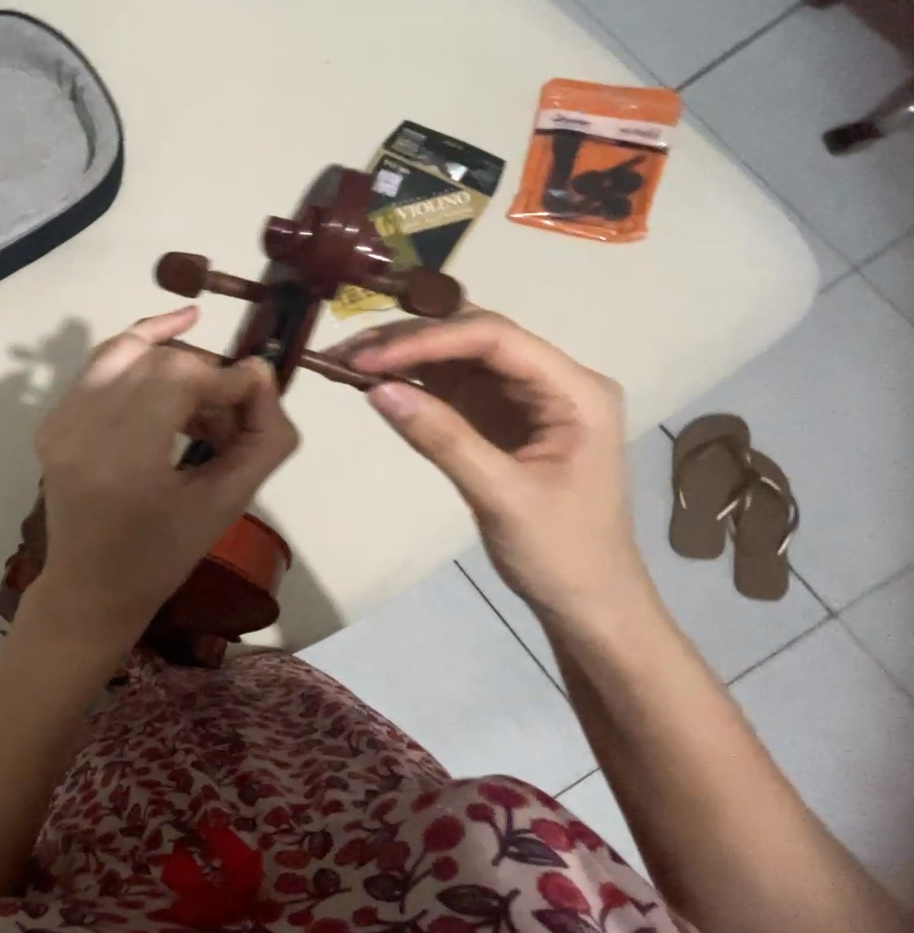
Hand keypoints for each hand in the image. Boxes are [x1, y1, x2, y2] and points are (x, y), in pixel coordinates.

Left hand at [21, 307, 298, 660]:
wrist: (90, 587)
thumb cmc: (162, 556)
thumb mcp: (227, 504)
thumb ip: (262, 440)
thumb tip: (260, 376)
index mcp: (122, 456)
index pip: (177, 377)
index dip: (225, 376)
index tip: (256, 393)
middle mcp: (80, 428)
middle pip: (151, 360)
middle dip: (202, 370)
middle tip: (232, 407)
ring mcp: (57, 422)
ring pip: (119, 352)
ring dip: (169, 358)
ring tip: (207, 391)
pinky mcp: (49, 423)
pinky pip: (97, 372)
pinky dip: (137, 368)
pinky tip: (171, 380)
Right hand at [343, 311, 645, 614]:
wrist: (586, 598)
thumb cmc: (561, 550)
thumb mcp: (500, 495)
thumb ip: (442, 438)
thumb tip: (377, 390)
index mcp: (575, 391)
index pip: (494, 339)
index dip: (427, 340)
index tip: (368, 358)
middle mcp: (550, 380)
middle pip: (474, 334)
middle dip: (409, 337)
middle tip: (347, 351)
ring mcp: (521, 396)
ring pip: (456, 353)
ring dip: (402, 352)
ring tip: (347, 360)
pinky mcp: (495, 416)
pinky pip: (448, 383)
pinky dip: (408, 377)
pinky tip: (370, 379)